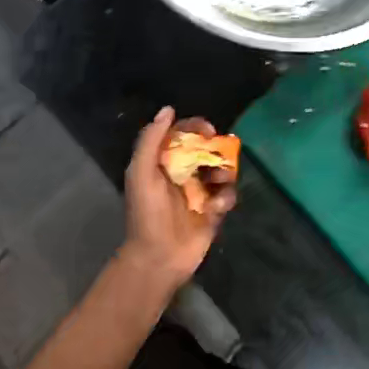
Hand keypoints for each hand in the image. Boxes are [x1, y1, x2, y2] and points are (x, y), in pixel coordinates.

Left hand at [120, 106, 237, 292]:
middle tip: (221, 151)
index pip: (182, 134)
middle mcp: (182, 173)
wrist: (158, 258)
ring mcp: (199, 192)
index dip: (195, 127)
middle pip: (206, 149)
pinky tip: (214, 209)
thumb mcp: (141, 172)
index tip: (208, 130)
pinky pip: (227, 195)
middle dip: (216, 148)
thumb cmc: (147, 214)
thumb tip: (167, 110)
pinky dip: (225, 198)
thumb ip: (151, 140)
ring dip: (224, 172)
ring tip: (218, 183)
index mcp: (162, 162)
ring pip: (221, 170)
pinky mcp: (213, 211)